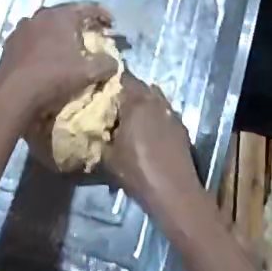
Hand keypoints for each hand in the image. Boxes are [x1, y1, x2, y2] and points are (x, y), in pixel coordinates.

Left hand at [0, 3, 116, 116]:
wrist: (13, 93)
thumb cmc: (53, 77)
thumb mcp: (88, 73)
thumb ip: (106, 63)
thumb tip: (113, 61)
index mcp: (60, 16)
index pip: (87, 8)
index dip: (102, 15)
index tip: (112, 25)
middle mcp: (40, 15)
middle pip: (66, 15)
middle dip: (80, 24)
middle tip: (92, 35)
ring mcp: (22, 28)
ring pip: (47, 26)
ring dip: (60, 34)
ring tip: (69, 47)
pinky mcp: (10, 43)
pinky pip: (32, 39)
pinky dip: (43, 44)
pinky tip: (47, 57)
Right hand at [105, 80, 200, 206]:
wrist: (174, 193)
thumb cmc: (137, 171)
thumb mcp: (108, 156)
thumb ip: (99, 136)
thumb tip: (89, 127)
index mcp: (136, 102)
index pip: (122, 78)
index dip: (109, 81)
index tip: (98, 88)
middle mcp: (156, 101)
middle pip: (140, 86)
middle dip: (126, 92)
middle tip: (111, 104)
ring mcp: (172, 114)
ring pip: (154, 99)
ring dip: (142, 104)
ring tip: (129, 118)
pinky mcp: (182, 128)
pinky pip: (164, 113)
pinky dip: (154, 117)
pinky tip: (147, 132)